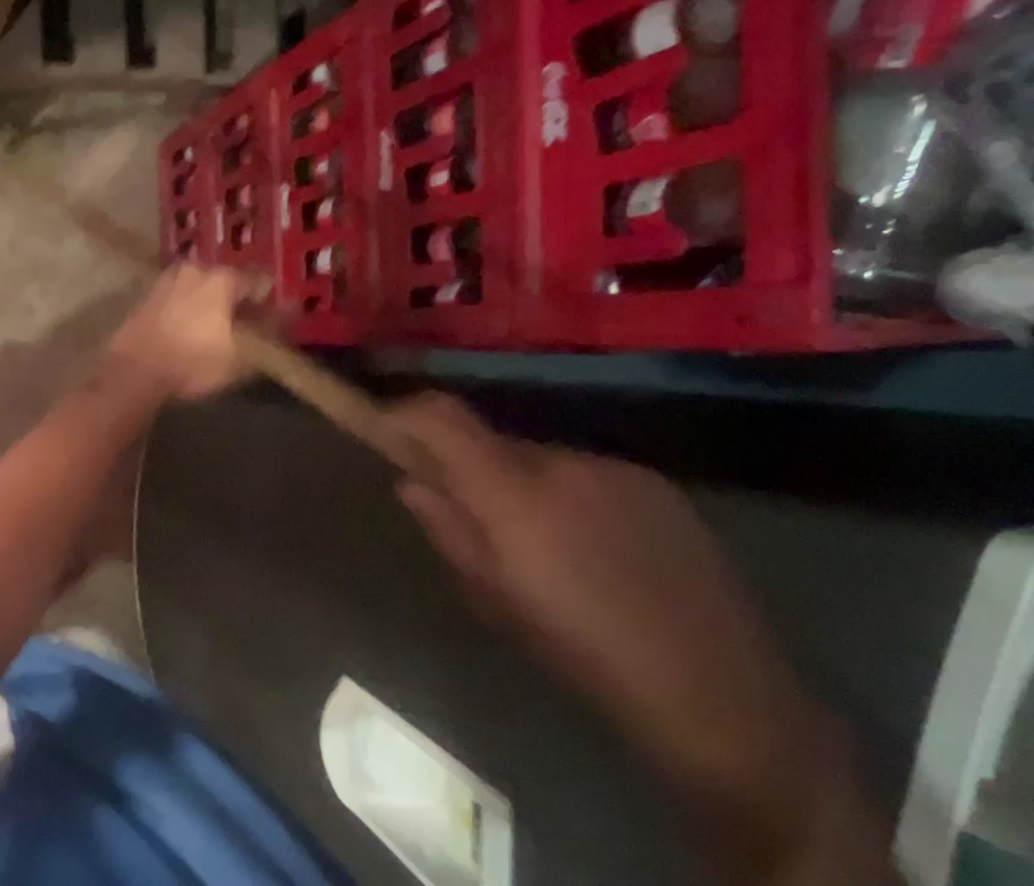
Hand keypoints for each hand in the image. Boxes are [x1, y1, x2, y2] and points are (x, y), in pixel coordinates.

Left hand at [108, 263, 269, 399]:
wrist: (133, 372)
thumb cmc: (194, 362)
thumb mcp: (243, 354)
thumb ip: (272, 329)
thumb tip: (292, 310)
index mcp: (222, 277)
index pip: (260, 280)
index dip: (270, 301)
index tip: (275, 321)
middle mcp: (194, 270)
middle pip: (227, 282)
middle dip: (239, 302)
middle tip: (246, 329)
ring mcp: (166, 281)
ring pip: (200, 289)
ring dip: (211, 306)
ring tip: (217, 333)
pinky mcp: (146, 298)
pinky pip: (179, 300)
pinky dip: (188, 311)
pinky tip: (189, 333)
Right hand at [379, 394, 872, 880]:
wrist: (716, 689)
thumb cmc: (583, 654)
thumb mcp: (495, 601)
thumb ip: (450, 531)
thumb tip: (413, 484)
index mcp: (515, 495)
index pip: (444, 419)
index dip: (406, 413)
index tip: (386, 427)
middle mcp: (564, 463)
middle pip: (493, 441)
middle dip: (469, 466)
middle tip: (465, 511)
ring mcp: (617, 469)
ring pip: (541, 458)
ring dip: (521, 483)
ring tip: (536, 543)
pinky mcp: (656, 484)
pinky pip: (586, 473)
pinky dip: (567, 493)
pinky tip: (589, 547)